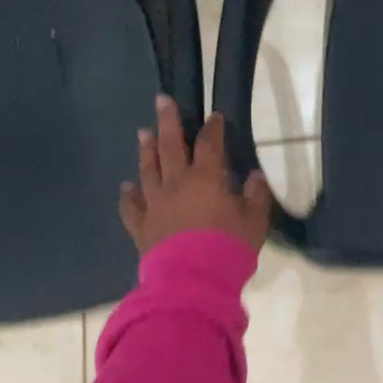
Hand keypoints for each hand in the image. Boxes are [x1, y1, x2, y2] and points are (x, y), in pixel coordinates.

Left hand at [120, 94, 272, 256]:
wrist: (192, 282)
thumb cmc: (229, 247)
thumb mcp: (254, 221)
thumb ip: (256, 196)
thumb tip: (254, 176)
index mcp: (207, 178)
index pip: (209, 144)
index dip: (212, 128)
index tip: (214, 116)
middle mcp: (177, 183)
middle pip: (171, 146)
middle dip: (168, 121)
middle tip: (161, 100)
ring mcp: (156, 204)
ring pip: (148, 169)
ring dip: (146, 150)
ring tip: (143, 133)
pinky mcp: (142, 227)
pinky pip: (131, 207)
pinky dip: (128, 195)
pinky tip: (126, 186)